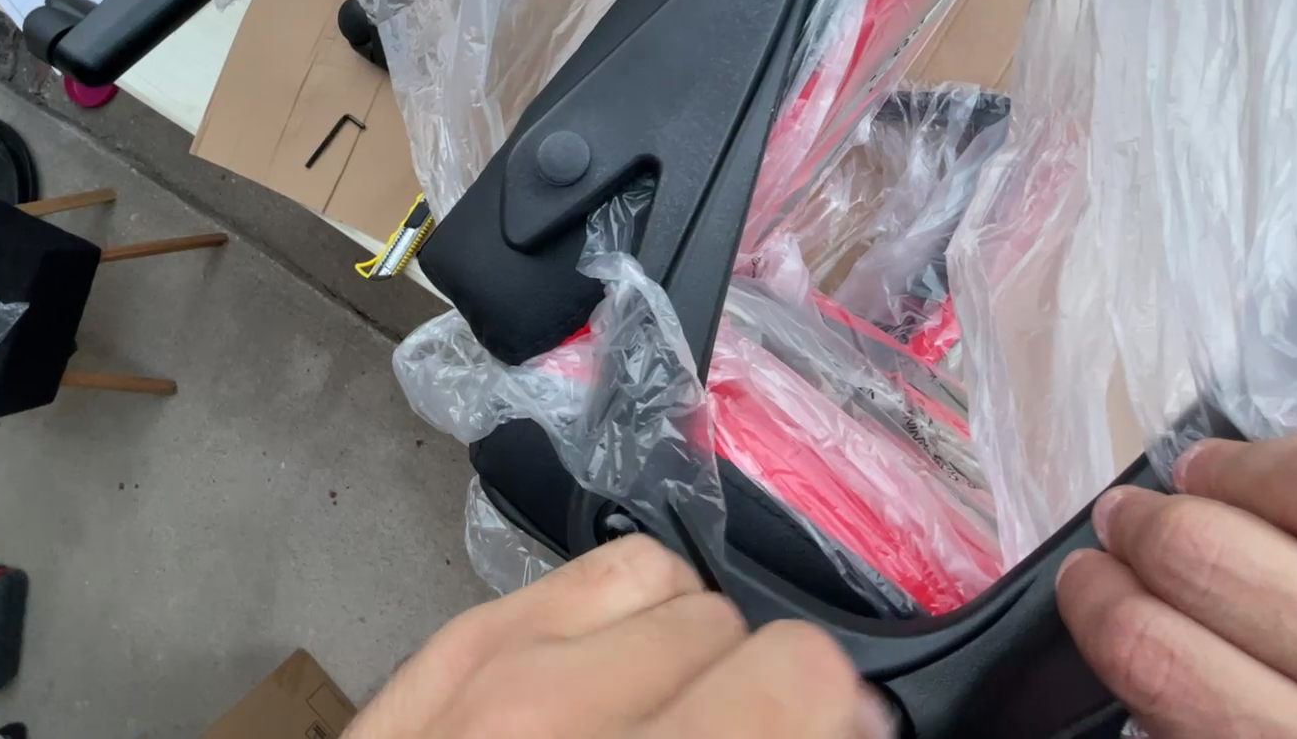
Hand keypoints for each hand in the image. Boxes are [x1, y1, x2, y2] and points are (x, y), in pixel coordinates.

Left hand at [346, 534, 893, 737]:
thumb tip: (841, 722)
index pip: (798, 671)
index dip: (835, 708)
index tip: (836, 735)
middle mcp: (559, 713)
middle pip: (727, 623)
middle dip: (750, 688)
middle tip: (735, 738)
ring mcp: (493, 660)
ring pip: (660, 575)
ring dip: (681, 639)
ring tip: (667, 702)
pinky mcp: (455, 639)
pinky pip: (584, 574)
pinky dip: (617, 616)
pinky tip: (606, 673)